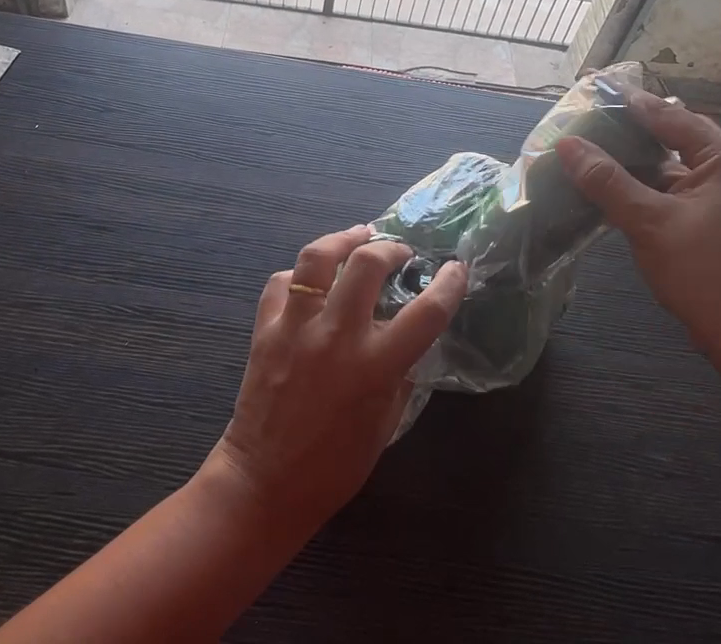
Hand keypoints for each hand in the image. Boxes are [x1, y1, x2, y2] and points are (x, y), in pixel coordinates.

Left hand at [203, 226, 465, 531]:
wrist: (266, 483)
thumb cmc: (335, 465)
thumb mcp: (386, 423)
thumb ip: (400, 375)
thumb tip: (408, 341)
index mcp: (375, 366)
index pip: (426, 311)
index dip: (450, 283)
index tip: (457, 269)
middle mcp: (336, 337)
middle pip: (367, 263)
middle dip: (390, 247)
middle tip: (400, 252)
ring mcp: (295, 328)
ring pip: (317, 257)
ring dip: (342, 239)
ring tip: (357, 237)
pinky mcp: (264, 329)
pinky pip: (282, 282)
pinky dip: (301, 275)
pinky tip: (313, 280)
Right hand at [554, 91, 720, 365]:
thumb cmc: (708, 274)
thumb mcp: (649, 223)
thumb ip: (607, 181)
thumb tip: (567, 145)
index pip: (669, 115)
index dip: (629, 102)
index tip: (593, 89)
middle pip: (675, 138)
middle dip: (631, 132)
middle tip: (586, 125)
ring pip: (675, 170)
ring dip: (638, 165)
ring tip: (592, 157)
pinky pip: (680, 194)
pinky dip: (650, 191)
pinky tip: (618, 197)